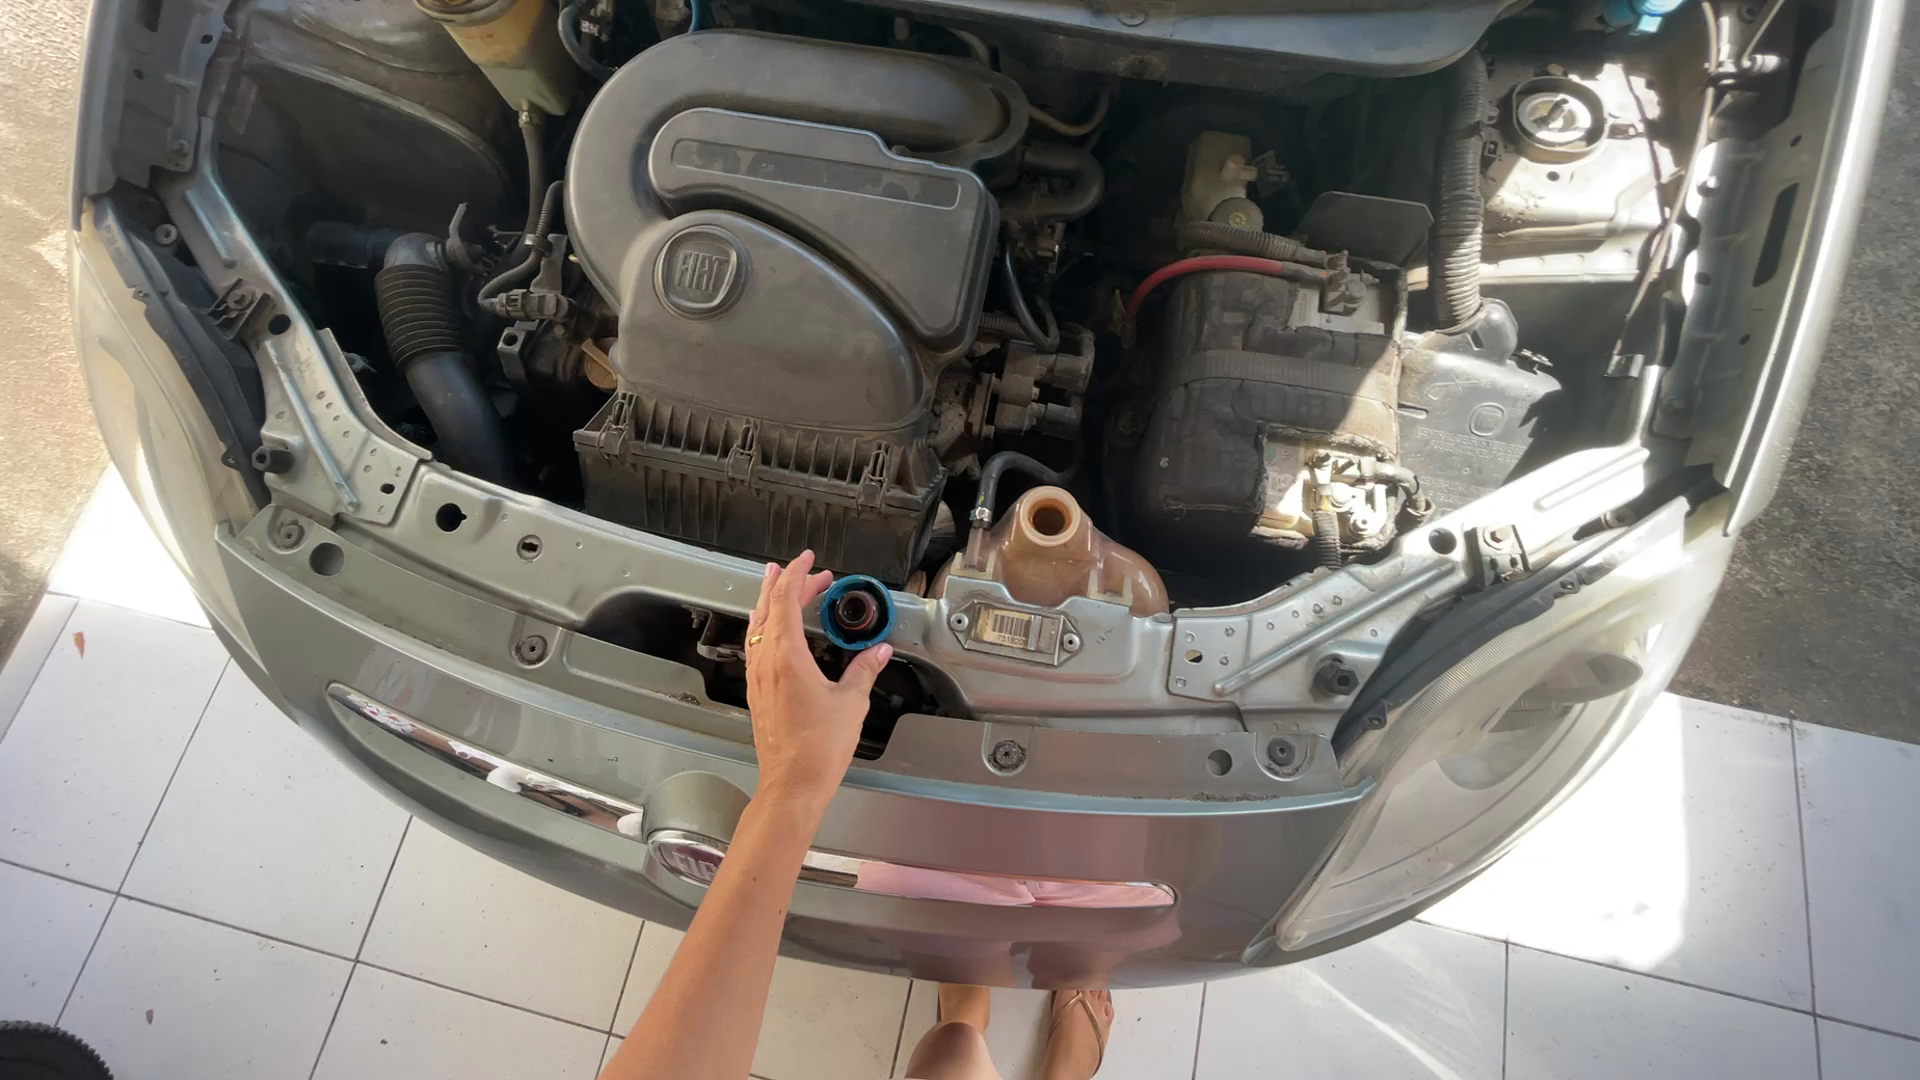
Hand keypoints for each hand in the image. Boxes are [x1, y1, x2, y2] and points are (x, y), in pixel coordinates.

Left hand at [744, 550, 892, 815]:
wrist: (792, 783)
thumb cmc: (819, 747)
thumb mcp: (852, 702)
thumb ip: (864, 670)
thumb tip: (879, 651)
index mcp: (786, 657)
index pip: (786, 600)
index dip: (796, 575)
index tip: (807, 560)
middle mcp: (766, 662)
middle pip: (767, 609)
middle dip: (783, 583)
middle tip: (801, 569)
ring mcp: (758, 678)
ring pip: (757, 627)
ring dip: (769, 602)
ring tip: (777, 586)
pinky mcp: (758, 692)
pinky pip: (755, 647)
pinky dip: (765, 627)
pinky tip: (773, 632)